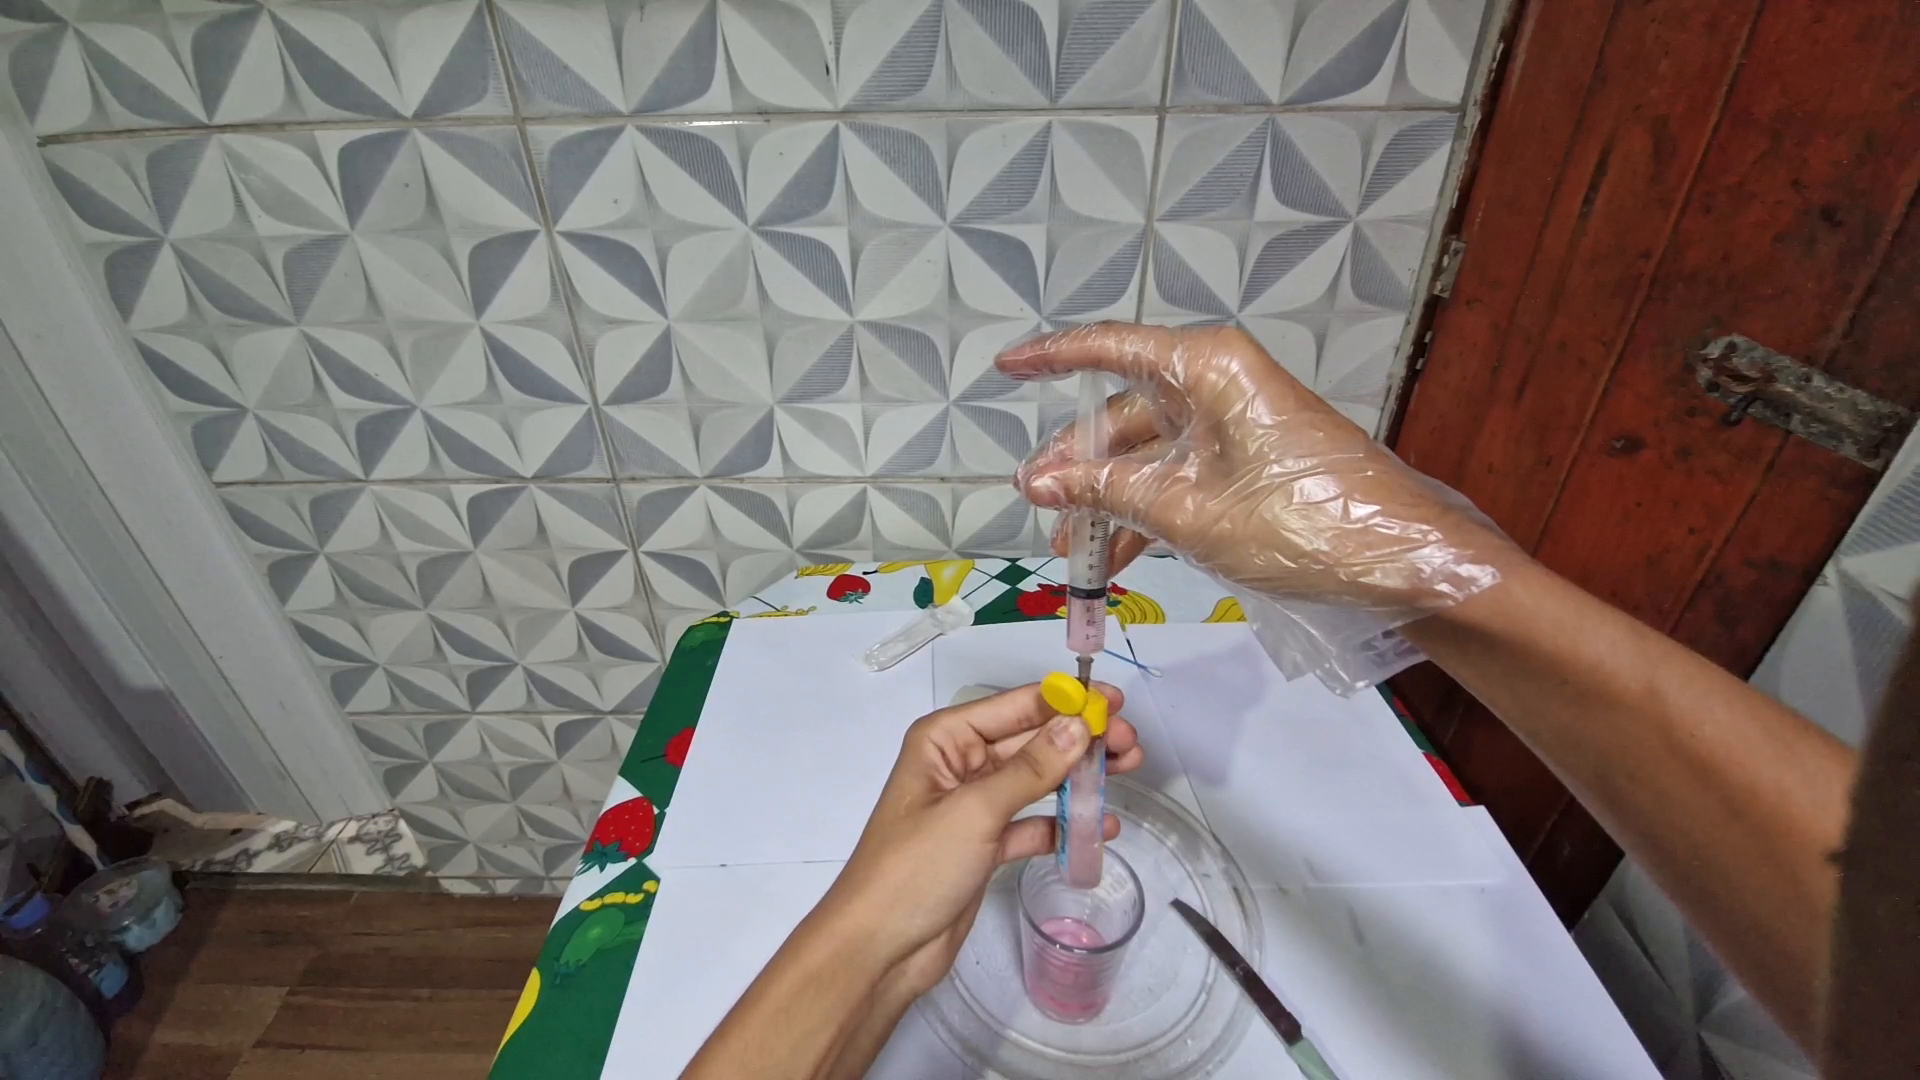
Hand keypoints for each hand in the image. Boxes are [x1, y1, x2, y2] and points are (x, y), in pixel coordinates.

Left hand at [821, 683, 1143, 998]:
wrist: (880, 951)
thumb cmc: (915, 867)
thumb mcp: (975, 811)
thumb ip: (1031, 768)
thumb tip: (1080, 724)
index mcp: (946, 739)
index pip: (1015, 707)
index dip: (1066, 700)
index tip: (1114, 701)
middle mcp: (961, 763)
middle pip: (1031, 741)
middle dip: (1080, 739)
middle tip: (1131, 744)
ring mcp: (975, 805)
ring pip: (1037, 779)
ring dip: (1079, 777)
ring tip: (1128, 771)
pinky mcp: (986, 844)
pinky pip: (1033, 822)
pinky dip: (1064, 823)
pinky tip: (1101, 827)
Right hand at [998, 322, 1513, 609]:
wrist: (1404, 563)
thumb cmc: (1299, 522)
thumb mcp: (1188, 510)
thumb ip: (1106, 490)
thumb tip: (1036, 482)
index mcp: (1207, 370)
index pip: (1111, 348)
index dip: (1052, 356)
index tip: (1006, 368)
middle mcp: (1217, 385)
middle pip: (1124, 414)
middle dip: (1077, 463)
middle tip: (1037, 504)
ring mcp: (1233, 425)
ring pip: (1147, 454)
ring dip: (1107, 499)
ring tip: (1071, 549)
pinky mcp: (1246, 460)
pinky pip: (1178, 477)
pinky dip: (1145, 513)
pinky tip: (1117, 556)